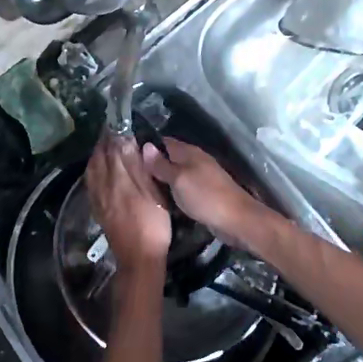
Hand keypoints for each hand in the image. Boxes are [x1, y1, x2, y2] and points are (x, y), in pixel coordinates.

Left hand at [87, 137, 171, 269]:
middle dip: (104, 142)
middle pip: (98, 157)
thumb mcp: (151, 192)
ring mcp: (97, 198)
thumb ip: (136, 166)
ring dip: (98, 155)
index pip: (110, 148)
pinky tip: (102, 170)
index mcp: (116, 179)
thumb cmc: (152, 224)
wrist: (139, 257)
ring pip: (92, 169)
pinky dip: (95, 169)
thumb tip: (125, 140)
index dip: (114, 133)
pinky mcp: (98, 208)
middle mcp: (101, 186)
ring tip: (108, 147)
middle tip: (113, 131)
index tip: (119, 121)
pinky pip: (91, 181)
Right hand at [142, 138, 275, 247]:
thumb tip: (145, 145)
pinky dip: (172, 192)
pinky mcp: (204, 193)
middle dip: (152, 164)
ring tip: (140, 187)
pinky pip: (183, 188)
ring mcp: (201, 177)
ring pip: (176, 174)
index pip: (163, 142)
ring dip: (162, 180)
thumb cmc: (205, 196)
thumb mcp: (178, 179)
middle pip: (169, 158)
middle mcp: (195, 161)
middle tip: (130, 174)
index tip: (127, 154)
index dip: (146, 146)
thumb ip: (161, 164)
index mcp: (189, 152)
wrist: (235, 219)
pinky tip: (161, 200)